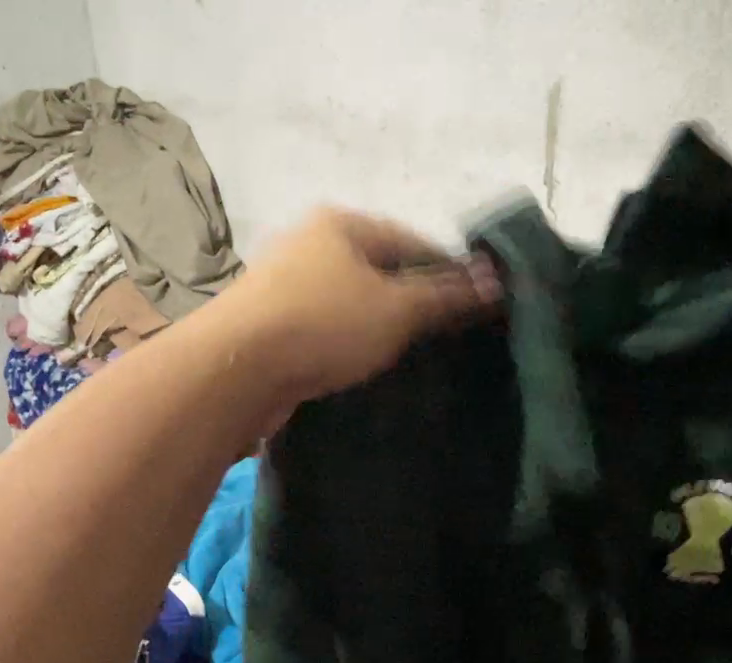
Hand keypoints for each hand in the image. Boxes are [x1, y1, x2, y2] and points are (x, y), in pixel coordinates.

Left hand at [209, 208, 499, 403]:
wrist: (237, 369)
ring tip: (409, 358)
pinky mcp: (272, 324)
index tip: (476, 310)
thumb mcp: (396, 308)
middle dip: (413, 303)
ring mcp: (287, 284)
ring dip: (379, 327)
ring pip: (352, 302)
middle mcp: (311, 243)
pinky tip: (364, 367)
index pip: (413, 241)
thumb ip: (445, 295)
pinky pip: (326, 328)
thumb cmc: (323, 325)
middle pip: (380, 271)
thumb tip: (495, 278)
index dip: (449, 273)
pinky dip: (348, 343)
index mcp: (342, 223)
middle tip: (445, 339)